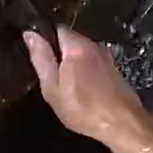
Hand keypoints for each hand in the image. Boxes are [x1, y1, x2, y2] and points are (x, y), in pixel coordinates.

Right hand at [23, 26, 152, 151]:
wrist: (122, 124)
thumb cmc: (84, 109)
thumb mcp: (52, 87)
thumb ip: (41, 58)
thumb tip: (30, 34)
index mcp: (77, 46)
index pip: (57, 28)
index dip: (46, 39)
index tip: (40, 57)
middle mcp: (94, 45)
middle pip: (71, 41)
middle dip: (60, 54)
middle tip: (53, 78)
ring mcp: (106, 57)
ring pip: (83, 53)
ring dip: (74, 65)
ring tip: (68, 87)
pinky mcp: (114, 68)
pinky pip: (94, 63)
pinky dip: (86, 72)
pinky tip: (84, 91)